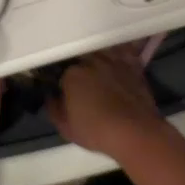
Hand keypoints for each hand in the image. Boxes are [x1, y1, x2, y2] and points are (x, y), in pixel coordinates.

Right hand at [48, 45, 179, 164]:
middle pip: (80, 61)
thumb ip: (54, 109)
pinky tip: (119, 64)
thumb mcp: (66, 128)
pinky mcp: (133, 65)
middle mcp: (91, 61)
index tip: (67, 96)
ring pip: (101, 53)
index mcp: (71, 75)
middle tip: (84, 87)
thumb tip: (51, 97)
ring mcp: (114, 61)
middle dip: (80, 71)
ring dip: (98, 60)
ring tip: (101, 74)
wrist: (134, 131)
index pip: (61, 75)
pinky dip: (120, 54)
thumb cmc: (96, 131)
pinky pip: (124, 52)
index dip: (64, 86)